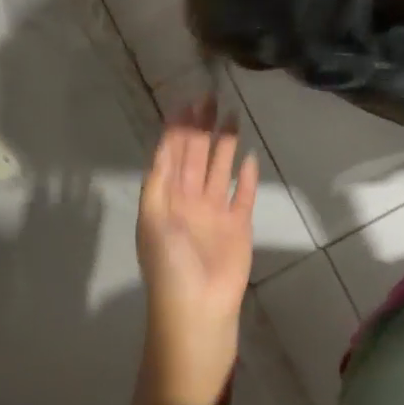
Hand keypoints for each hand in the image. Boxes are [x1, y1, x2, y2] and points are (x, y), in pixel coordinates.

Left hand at [137, 97, 259, 404]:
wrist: (198, 308)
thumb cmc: (170, 266)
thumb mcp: (153, 220)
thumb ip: (160, 182)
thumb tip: (166, 144)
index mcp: (166, 198)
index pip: (172, 155)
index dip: (178, 129)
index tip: (187, 101)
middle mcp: (190, 200)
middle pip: (197, 156)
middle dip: (202, 128)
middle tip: (212, 97)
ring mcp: (216, 212)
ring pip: (220, 169)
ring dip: (224, 144)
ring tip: (232, 115)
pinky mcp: (239, 225)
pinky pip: (243, 194)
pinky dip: (246, 177)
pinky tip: (250, 158)